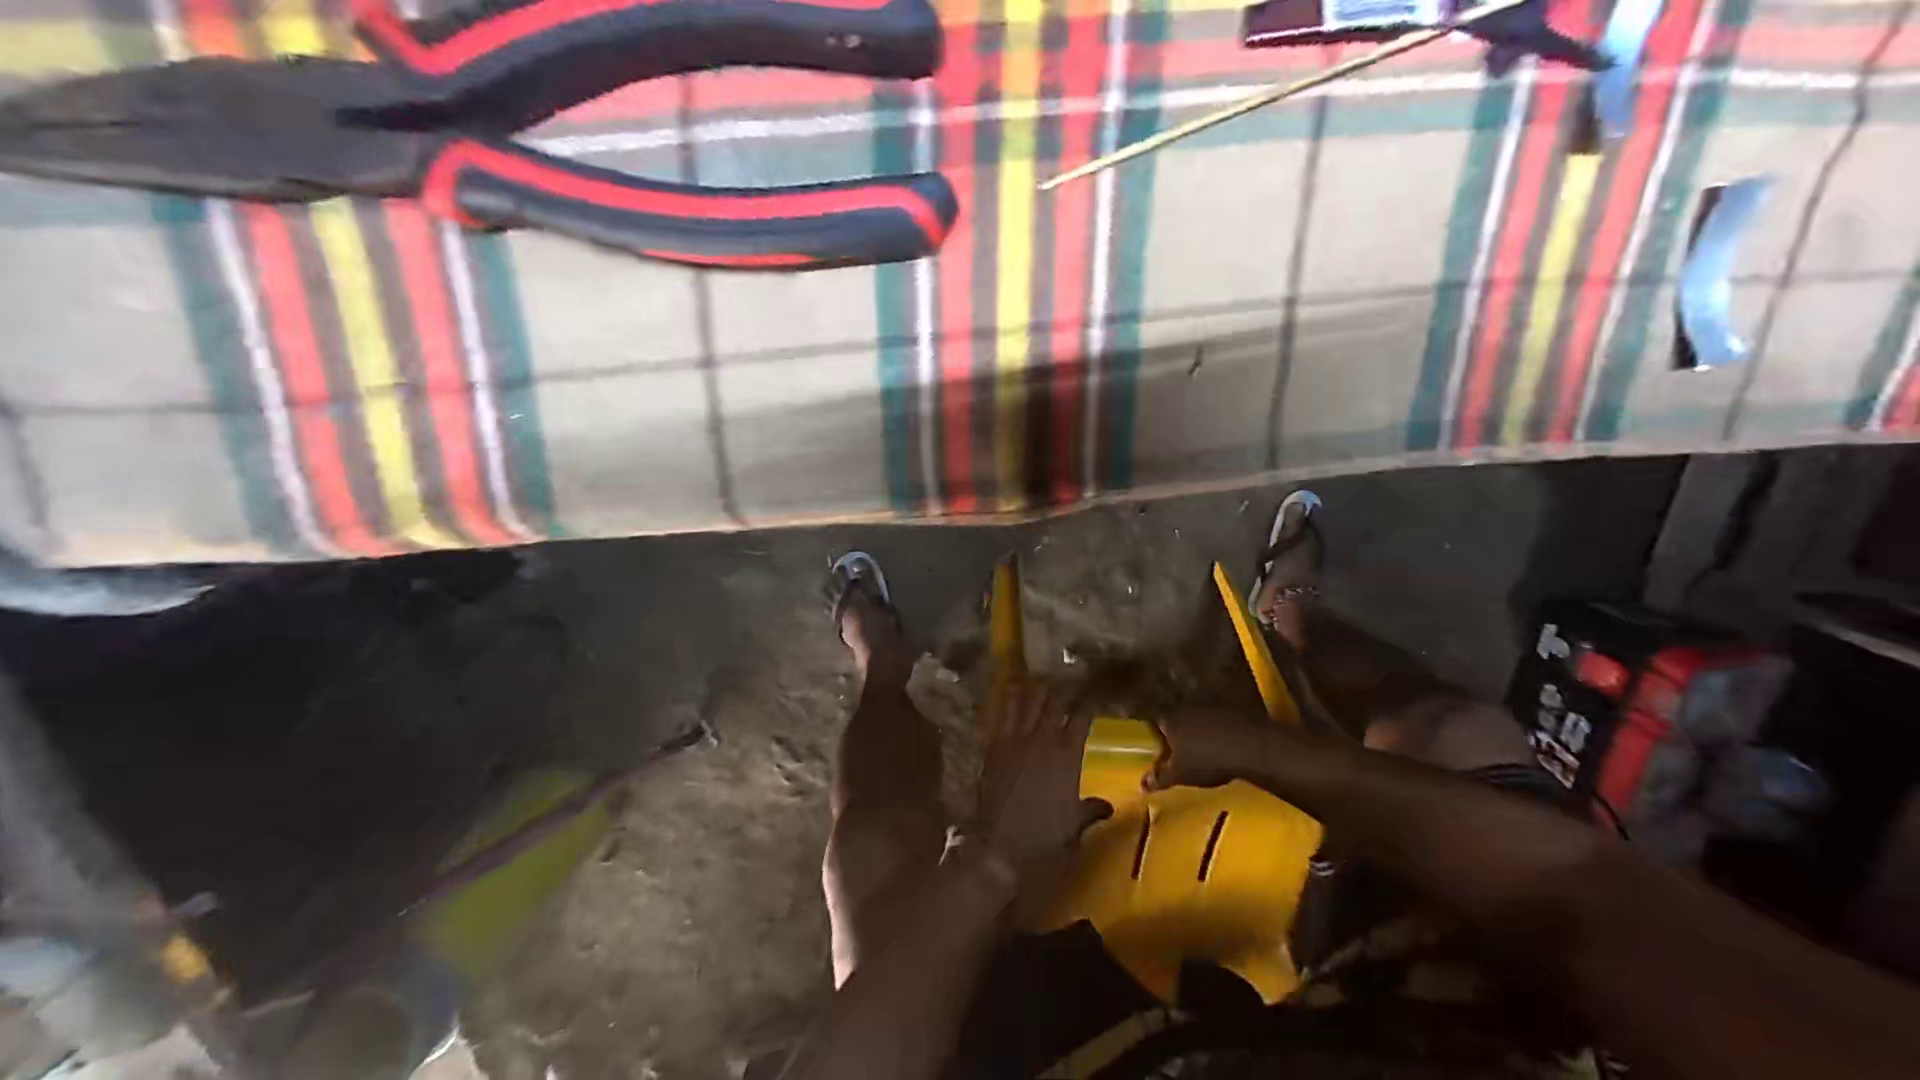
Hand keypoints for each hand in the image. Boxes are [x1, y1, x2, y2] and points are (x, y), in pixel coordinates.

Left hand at [974, 681, 1111, 872]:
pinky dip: (1008, 698)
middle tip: (1067, 676)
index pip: (1081, 717)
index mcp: (1068, 753)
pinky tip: (1010, 686)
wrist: (1001, 843)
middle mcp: (1043, 738)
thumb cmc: (1044, 835)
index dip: (1088, 702)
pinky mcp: (995, 744)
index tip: (1092, 692)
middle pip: (1054, 702)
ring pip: (1028, 702)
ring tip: (1041, 675)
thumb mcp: (1074, 823)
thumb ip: (1091, 809)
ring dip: (1036, 688)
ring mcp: (1016, 738)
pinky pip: (1002, 714)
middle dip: (1062, 687)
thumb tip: (1108, 806)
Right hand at [1143, 706, 1278, 791]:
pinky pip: (1219, 722)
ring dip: (1200, 733)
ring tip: (1206, 753)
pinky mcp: (1234, 711)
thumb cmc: (1207, 761)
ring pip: (1199, 720)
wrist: (1251, 747)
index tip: (1160, 751)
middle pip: (1177, 720)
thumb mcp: (1179, 775)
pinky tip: (1226, 748)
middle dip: (1178, 734)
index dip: (1156, 737)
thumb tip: (1141, 785)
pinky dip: (1220, 733)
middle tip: (1182, 754)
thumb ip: (1159, 778)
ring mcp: (1212, 707)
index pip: (1155, 724)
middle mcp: (1187, 708)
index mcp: (1169, 719)